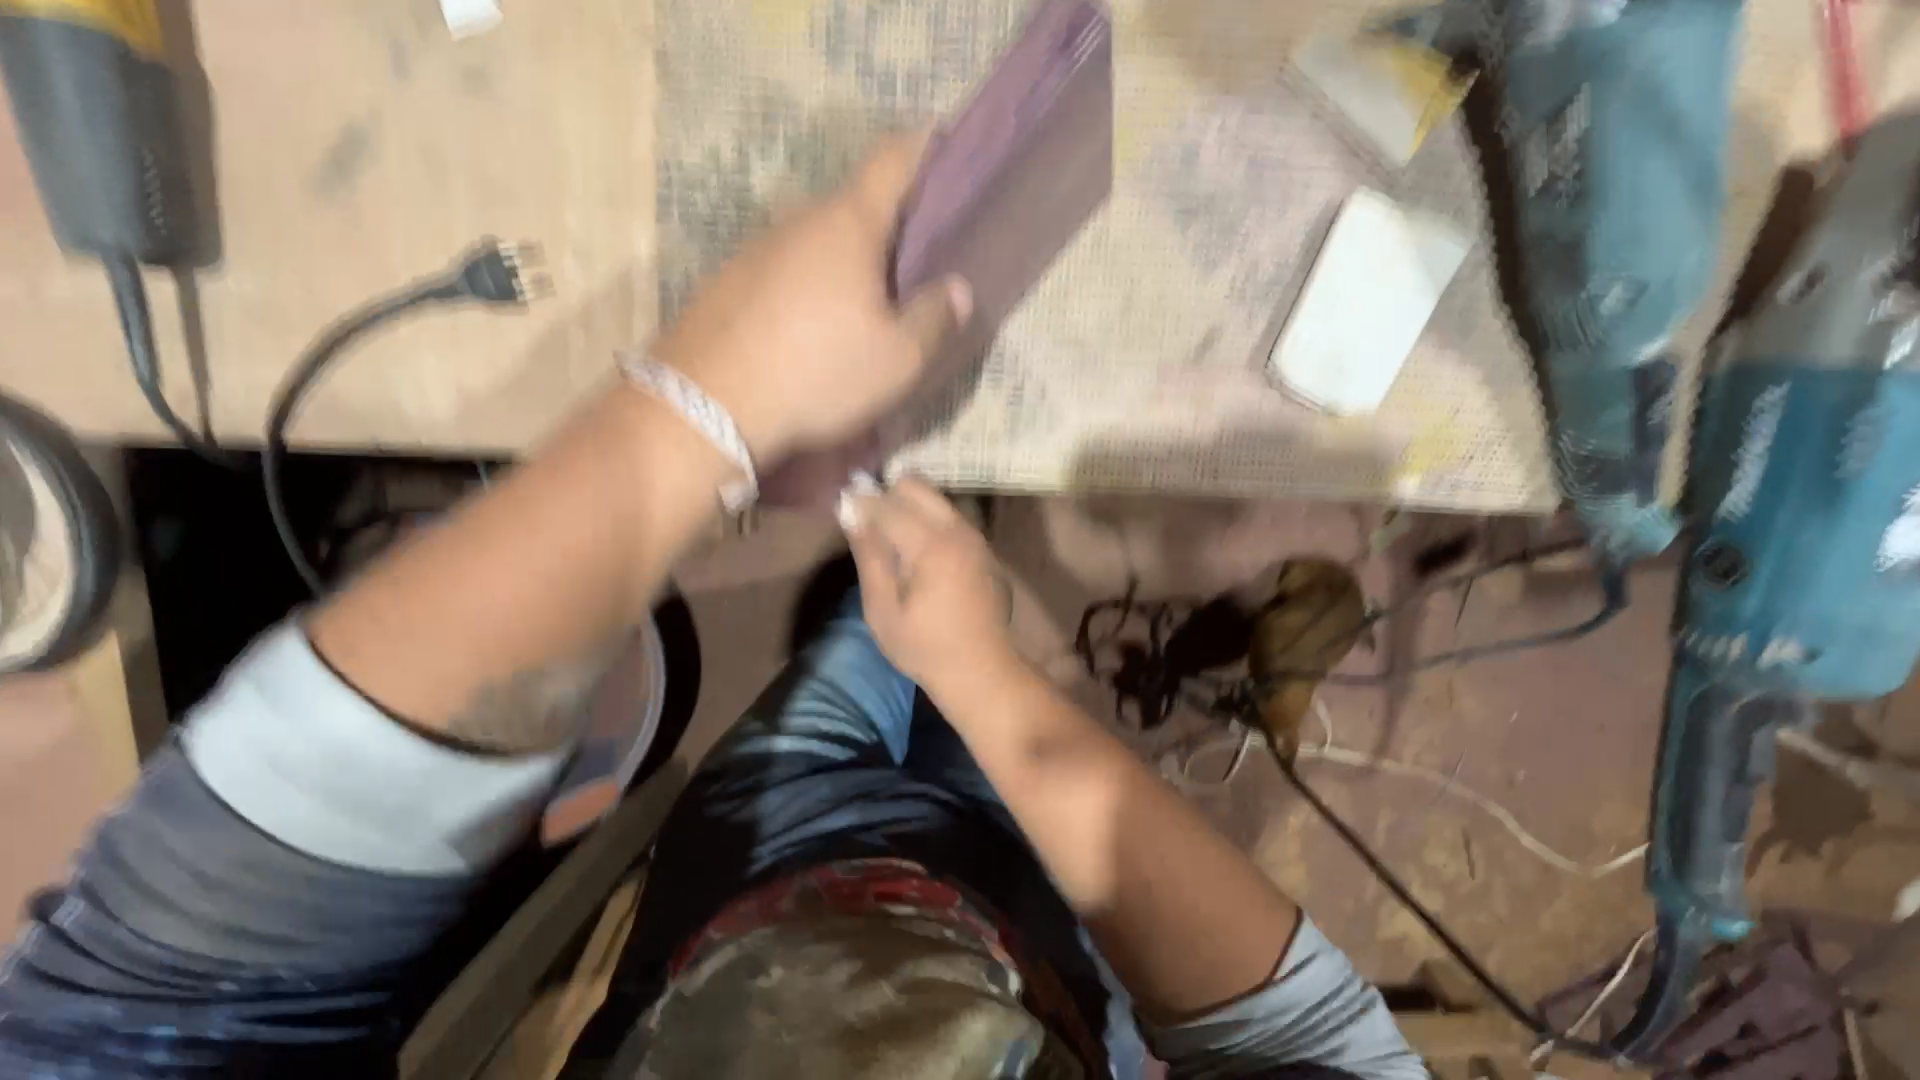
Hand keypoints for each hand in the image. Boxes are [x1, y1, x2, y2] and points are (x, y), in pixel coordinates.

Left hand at [651, 133, 973, 462]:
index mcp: (848, 223)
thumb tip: (956, 289)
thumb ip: (935, 319)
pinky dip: (805, 287)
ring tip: (860, 307)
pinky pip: (782, 271)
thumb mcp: (897, 361)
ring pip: (814, 242)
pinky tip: (809, 330)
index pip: (893, 159)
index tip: (943, 150)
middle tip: (911, 265)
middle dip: (885, 226)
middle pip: (852, 206)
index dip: (923, 148)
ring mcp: (754, 248)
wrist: (704, 407)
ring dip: (841, 263)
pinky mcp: (725, 282)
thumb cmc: (816, 373)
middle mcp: (798, 220)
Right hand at [843, 477, 1014, 690]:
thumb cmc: (924, 647)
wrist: (982, 670)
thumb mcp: (883, 608)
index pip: (888, 504)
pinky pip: (951, 518)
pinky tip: (916, 549)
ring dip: (910, 504)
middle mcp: (957, 530)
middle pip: (917, 486)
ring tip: (888, 532)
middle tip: (868, 518)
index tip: (843, 503)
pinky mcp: (983, 549)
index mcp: (931, 545)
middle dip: (889, 492)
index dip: (862, 500)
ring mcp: (976, 538)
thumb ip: (868, 555)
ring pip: (937, 499)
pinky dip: (929, 519)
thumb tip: (850, 510)